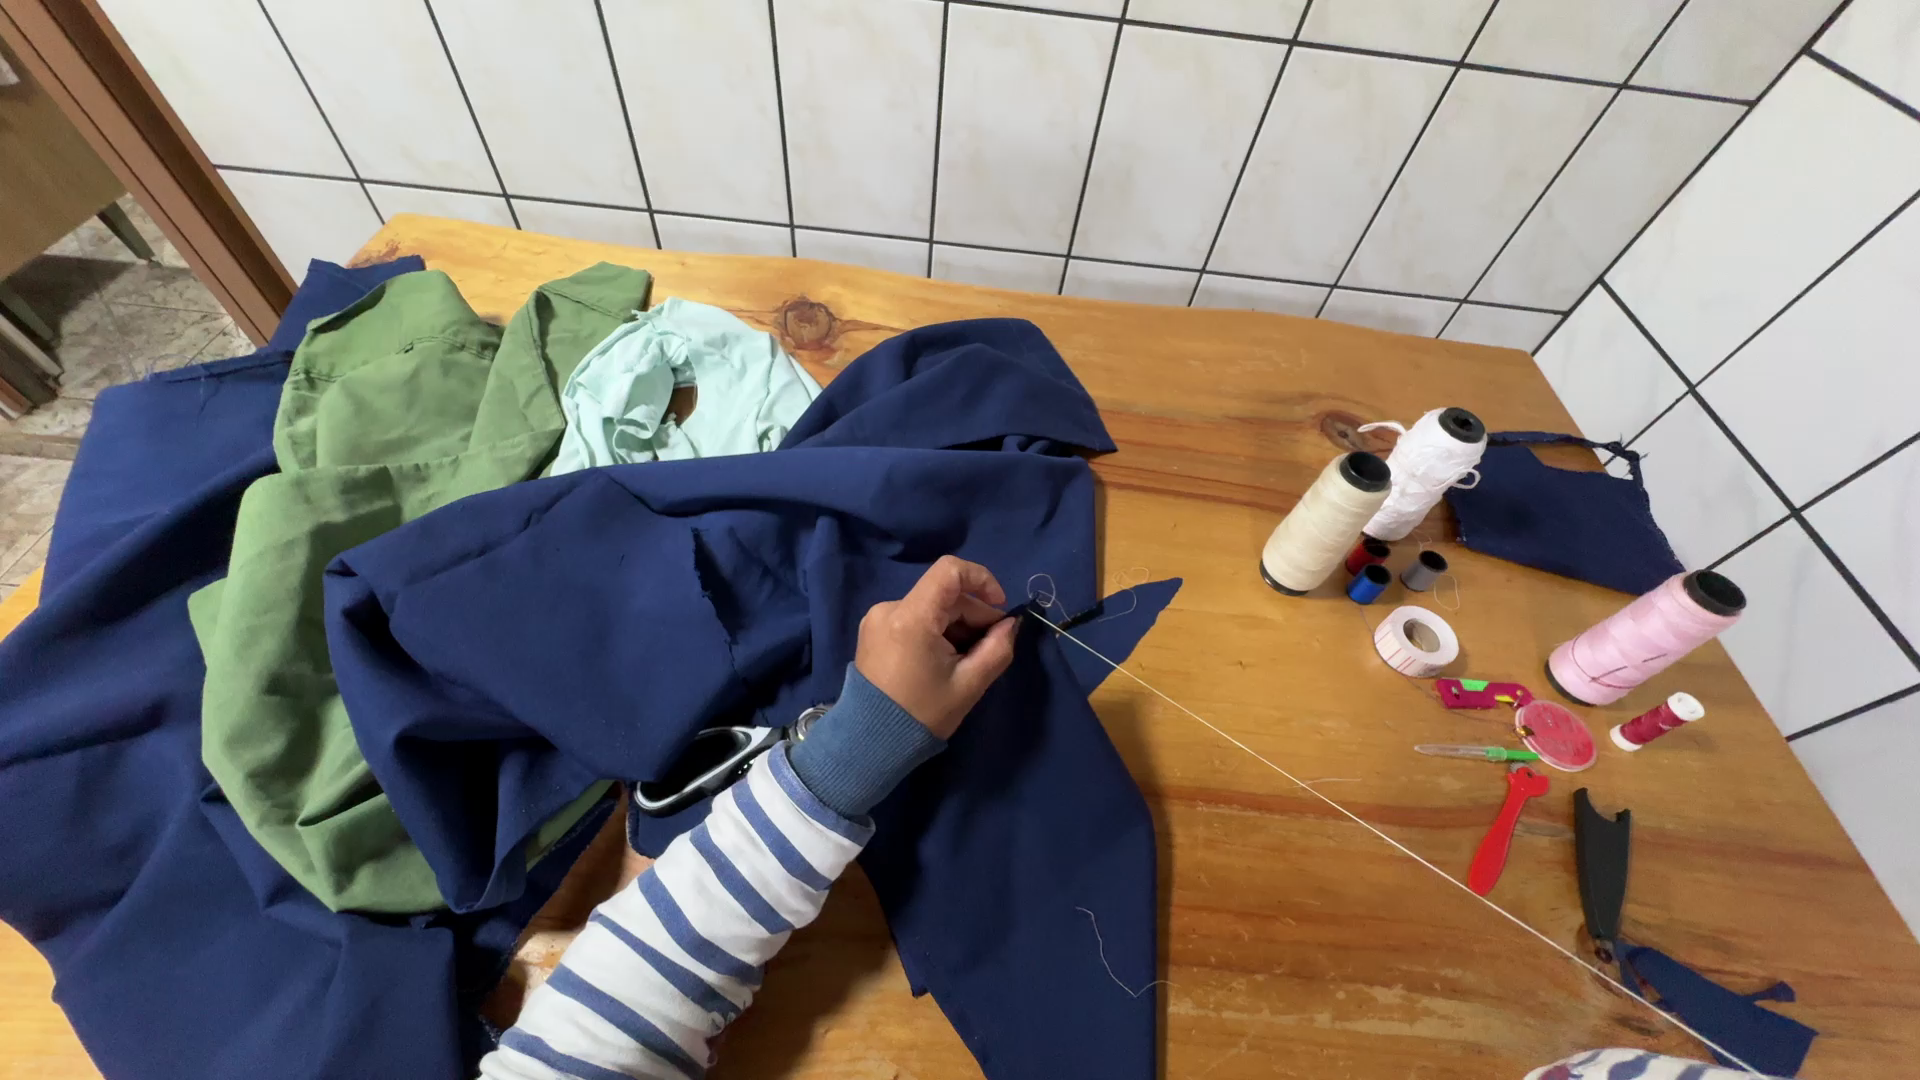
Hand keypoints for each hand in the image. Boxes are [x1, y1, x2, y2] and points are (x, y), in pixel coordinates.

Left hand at [854, 556, 1018, 738]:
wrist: (870, 743)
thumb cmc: (922, 714)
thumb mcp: (969, 684)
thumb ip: (997, 648)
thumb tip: (1011, 624)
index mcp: (911, 617)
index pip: (950, 570)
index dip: (982, 579)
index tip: (1000, 607)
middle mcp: (889, 608)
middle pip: (944, 594)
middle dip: (974, 614)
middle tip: (991, 647)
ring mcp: (878, 618)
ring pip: (932, 606)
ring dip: (957, 625)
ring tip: (966, 660)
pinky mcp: (873, 630)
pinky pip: (915, 617)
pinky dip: (937, 630)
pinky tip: (944, 659)